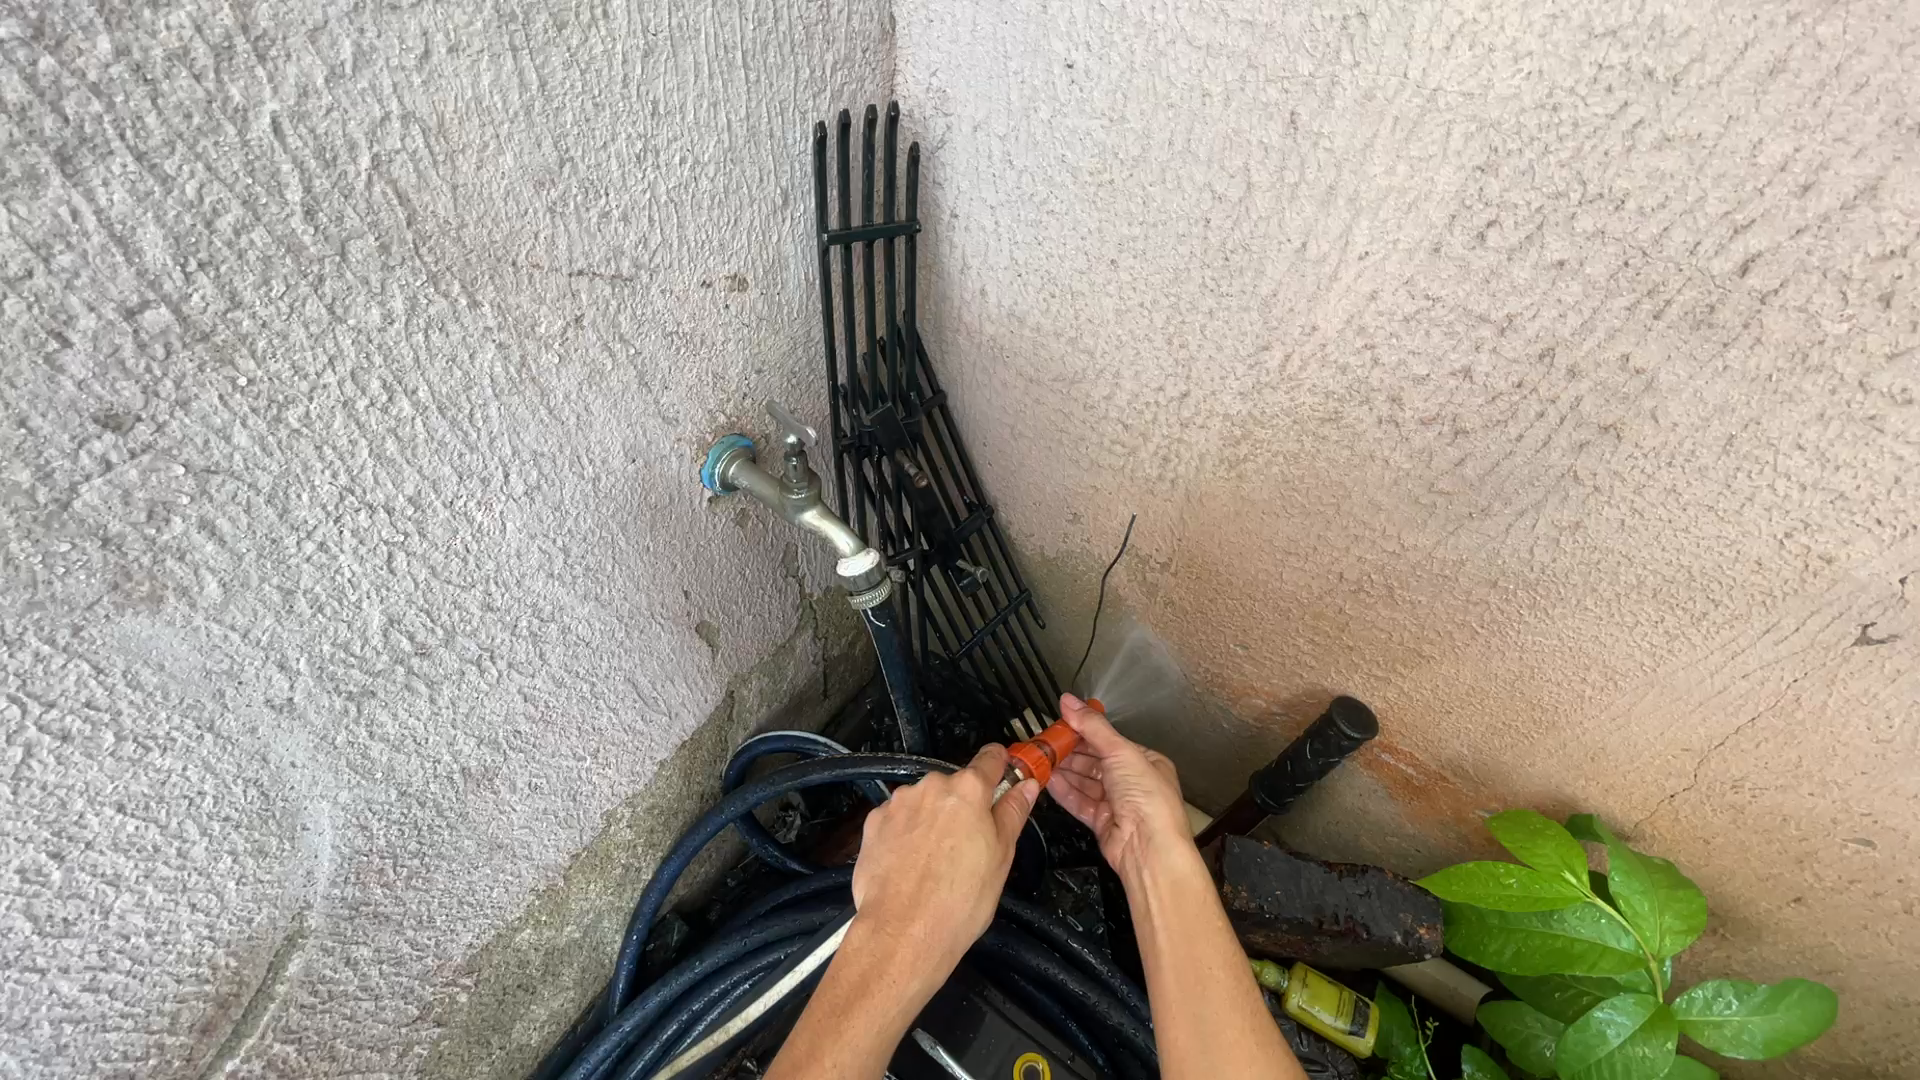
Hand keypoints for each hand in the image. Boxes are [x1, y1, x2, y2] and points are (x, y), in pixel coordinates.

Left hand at [851, 744, 1039, 973]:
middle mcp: (932, 786)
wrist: (902, 933)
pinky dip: (906, 834)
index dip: (1001, 766)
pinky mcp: (874, 822)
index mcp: (968, 790)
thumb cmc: (959, 901)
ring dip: (933, 820)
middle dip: (962, 807)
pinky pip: (898, 819)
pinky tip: (911, 865)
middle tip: (969, 845)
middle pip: (955, 787)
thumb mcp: (1001, 856)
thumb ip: (1013, 812)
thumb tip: (1027, 785)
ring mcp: (899, 802)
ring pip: (925, 803)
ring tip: (936, 863)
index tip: (1004, 775)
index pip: (991, 759)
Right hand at [1046, 693, 1190, 881]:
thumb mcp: (1120, 751)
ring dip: (1064, 771)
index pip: (1108, 741)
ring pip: (1085, 782)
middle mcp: (1133, 782)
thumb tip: (1070, 702)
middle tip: (1046, 744)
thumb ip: (1092, 726)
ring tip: (1042, 761)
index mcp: (1145, 761)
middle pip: (1094, 762)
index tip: (1061, 725)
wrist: (1149, 849)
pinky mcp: (1104, 822)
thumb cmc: (1149, 800)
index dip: (1084, 732)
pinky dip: (1064, 792)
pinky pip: (1080, 802)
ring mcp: (1118, 803)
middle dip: (1070, 753)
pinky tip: (1049, 781)